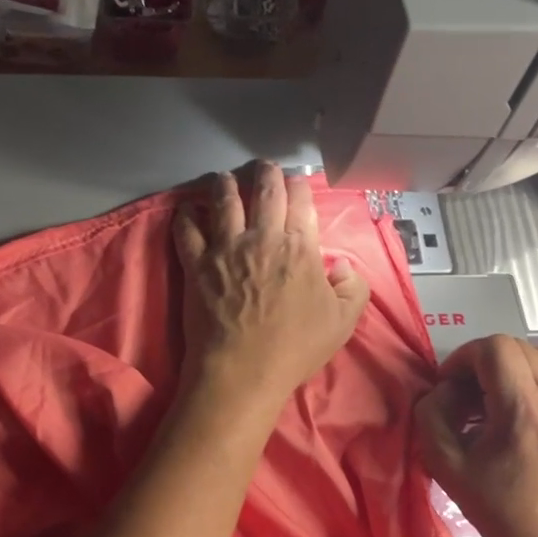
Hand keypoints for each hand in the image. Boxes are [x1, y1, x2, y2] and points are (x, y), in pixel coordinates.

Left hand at [173, 162, 370, 411]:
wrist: (243, 370)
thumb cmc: (295, 349)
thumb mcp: (343, 322)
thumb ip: (352, 288)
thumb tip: (342, 268)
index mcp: (301, 248)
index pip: (301, 203)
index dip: (300, 187)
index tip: (297, 181)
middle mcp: (263, 238)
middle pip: (265, 192)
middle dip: (266, 173)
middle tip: (264, 167)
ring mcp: (226, 249)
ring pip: (224, 202)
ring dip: (225, 185)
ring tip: (224, 178)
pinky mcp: (196, 265)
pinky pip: (187, 230)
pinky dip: (185, 215)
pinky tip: (186, 208)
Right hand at [414, 335, 537, 536]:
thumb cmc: (489, 501)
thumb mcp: (441, 459)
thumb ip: (432, 411)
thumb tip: (445, 387)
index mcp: (524, 412)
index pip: (495, 349)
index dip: (464, 357)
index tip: (449, 384)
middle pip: (516, 346)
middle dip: (482, 361)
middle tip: (465, 393)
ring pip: (537, 355)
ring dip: (505, 368)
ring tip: (488, 400)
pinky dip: (526, 380)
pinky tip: (512, 410)